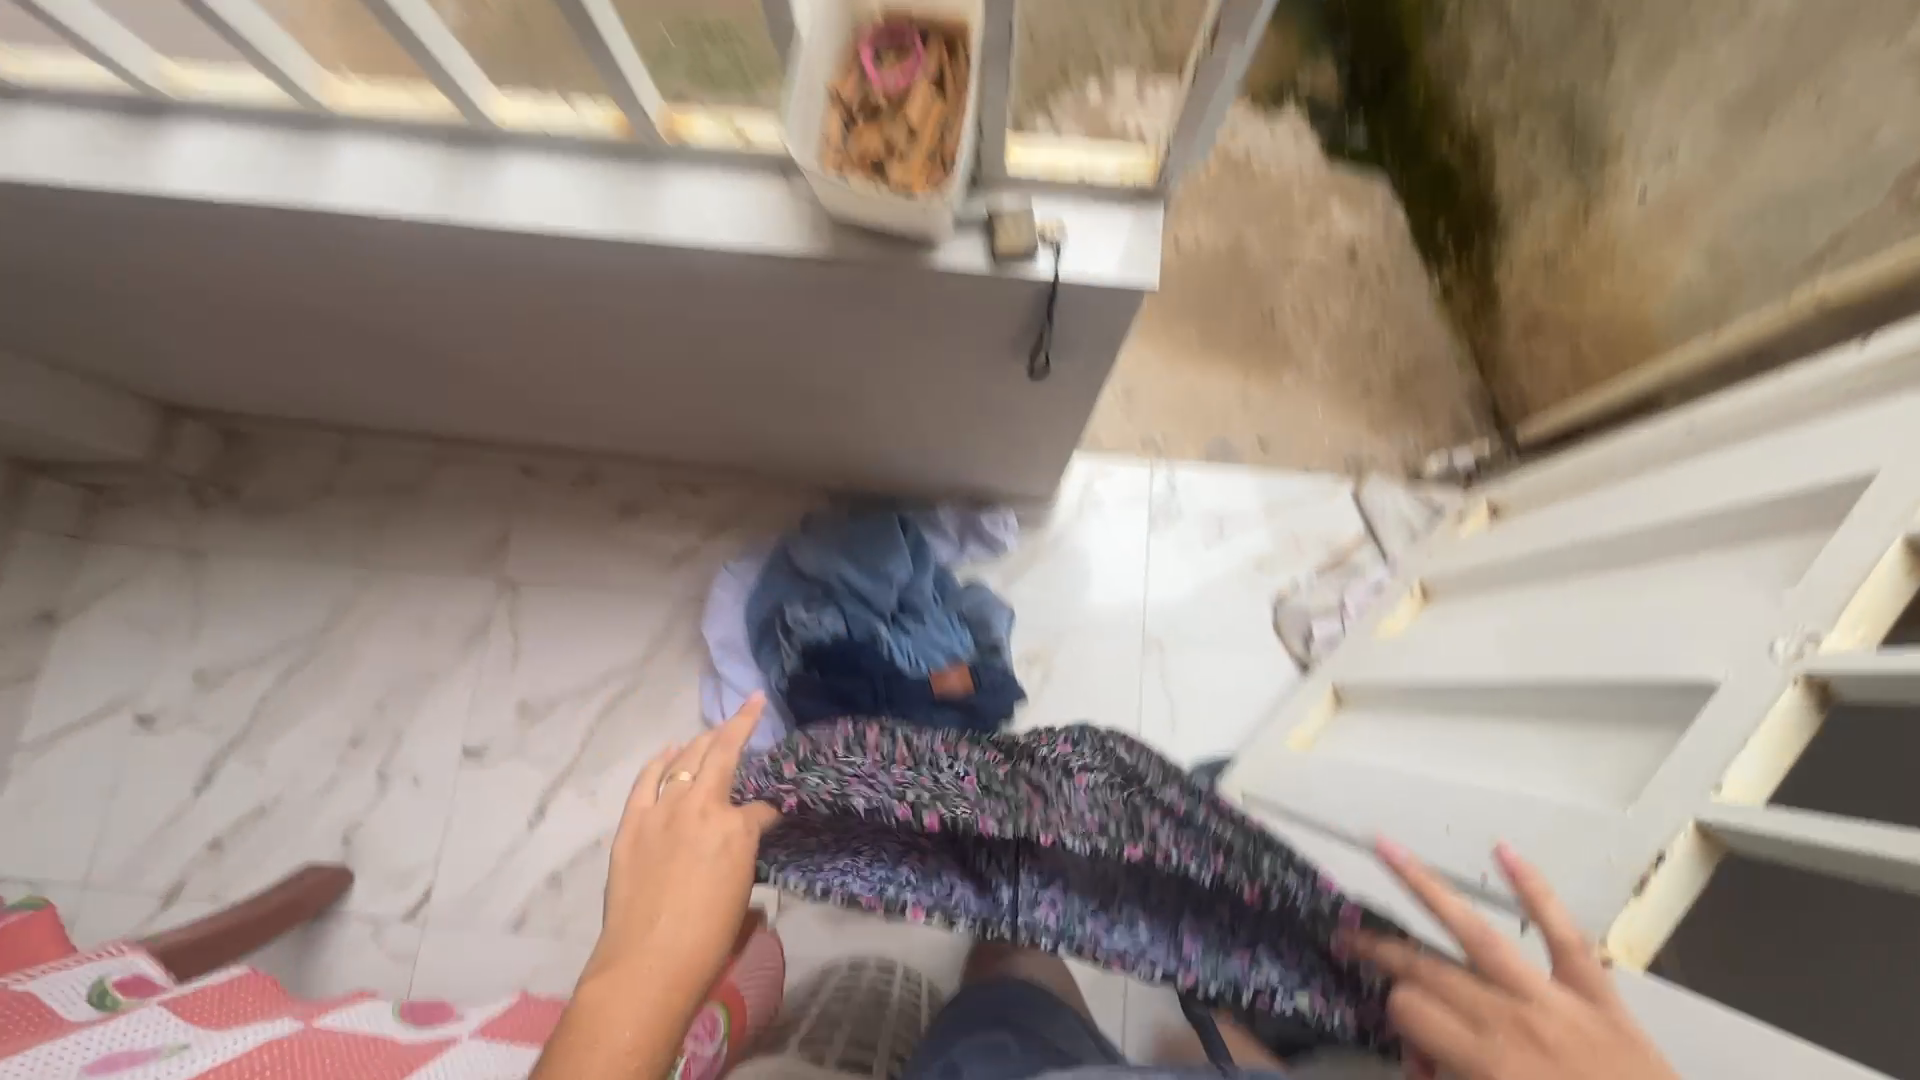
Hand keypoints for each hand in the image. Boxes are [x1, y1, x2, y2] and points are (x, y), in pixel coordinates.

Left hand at [584, 695, 782, 996]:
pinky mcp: (632, 824)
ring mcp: (663, 811)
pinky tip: (669, 749)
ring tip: (714, 729)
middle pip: (723, 753)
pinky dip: (660, 761)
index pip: (762, 809)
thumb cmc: (708, 941)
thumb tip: (744, 851)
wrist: (647, 965)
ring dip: (702, 741)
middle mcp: (702, 807)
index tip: (773, 820)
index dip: (771, 812)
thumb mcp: (744, 894)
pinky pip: (648, 781)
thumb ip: (747, 859)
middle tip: (753, 703)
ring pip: (685, 760)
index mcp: (738, 828)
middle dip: (742, 723)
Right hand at [1348, 840, 1680, 1079]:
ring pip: (1473, 931)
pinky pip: (1563, 935)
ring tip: (1383, 846)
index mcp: (1488, 1062)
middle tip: (1347, 937)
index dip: (1396, 1021)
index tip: (1408, 1044)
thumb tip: (1423, 1061)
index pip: (1408, 1009)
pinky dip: (1536, 889)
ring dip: (1422, 884)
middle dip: (1381, 953)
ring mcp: (1554, 1001)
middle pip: (1426, 970)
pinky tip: (1504, 850)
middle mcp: (1510, 1020)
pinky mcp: (1599, 996)